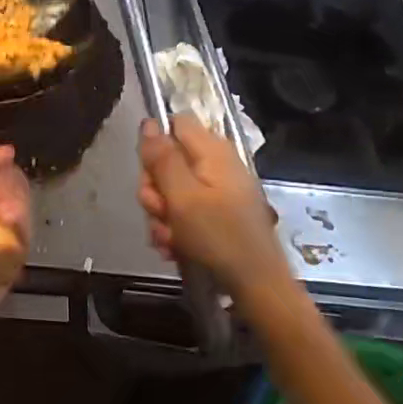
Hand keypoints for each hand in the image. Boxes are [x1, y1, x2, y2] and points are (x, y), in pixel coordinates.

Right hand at [138, 115, 290, 292]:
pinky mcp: (215, 212)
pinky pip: (182, 211)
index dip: (154, 144)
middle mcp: (215, 164)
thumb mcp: (182, 196)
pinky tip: (174, 246)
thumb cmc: (218, 235)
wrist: (254, 281)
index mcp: (212, 151)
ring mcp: (216, 190)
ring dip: (161, 215)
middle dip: (154, 190)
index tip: (149, 172)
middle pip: (167, 161)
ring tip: (168, 236)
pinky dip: (173, 228)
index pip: (174, 124)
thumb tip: (148, 123)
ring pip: (170, 191)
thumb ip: (162, 158)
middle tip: (159, 211)